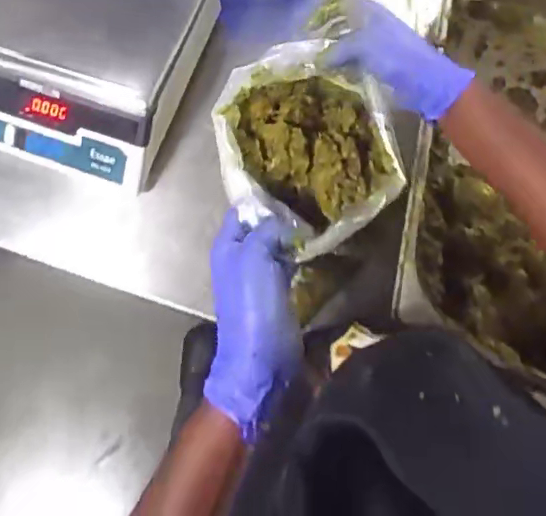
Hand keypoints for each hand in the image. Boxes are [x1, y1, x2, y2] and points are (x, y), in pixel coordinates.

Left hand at [205, 209, 299, 439]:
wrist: (261, 360)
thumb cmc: (252, 304)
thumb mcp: (255, 255)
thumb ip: (268, 229)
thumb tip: (287, 222)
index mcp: (227, 245)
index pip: (242, 209)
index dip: (261, 198)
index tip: (289, 185)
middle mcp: (240, 256)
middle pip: (262, 225)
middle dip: (283, 215)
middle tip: (311, 201)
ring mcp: (259, 274)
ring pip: (277, 243)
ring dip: (294, 234)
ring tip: (318, 218)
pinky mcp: (277, 290)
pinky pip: (289, 262)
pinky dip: (300, 253)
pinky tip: (317, 245)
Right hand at [310, 0, 472, 119]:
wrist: (425, 80)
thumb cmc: (393, 55)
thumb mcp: (360, 46)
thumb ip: (335, 50)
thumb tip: (316, 60)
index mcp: (368, 11)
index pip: (338, 4)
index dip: (321, 13)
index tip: (305, 29)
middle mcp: (371, 23)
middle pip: (341, 24)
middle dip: (325, 37)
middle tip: (308, 51)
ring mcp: (377, 43)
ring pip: (348, 45)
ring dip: (334, 55)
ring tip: (318, 67)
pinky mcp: (380, 62)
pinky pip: (356, 61)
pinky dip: (346, 67)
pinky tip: (336, 77)